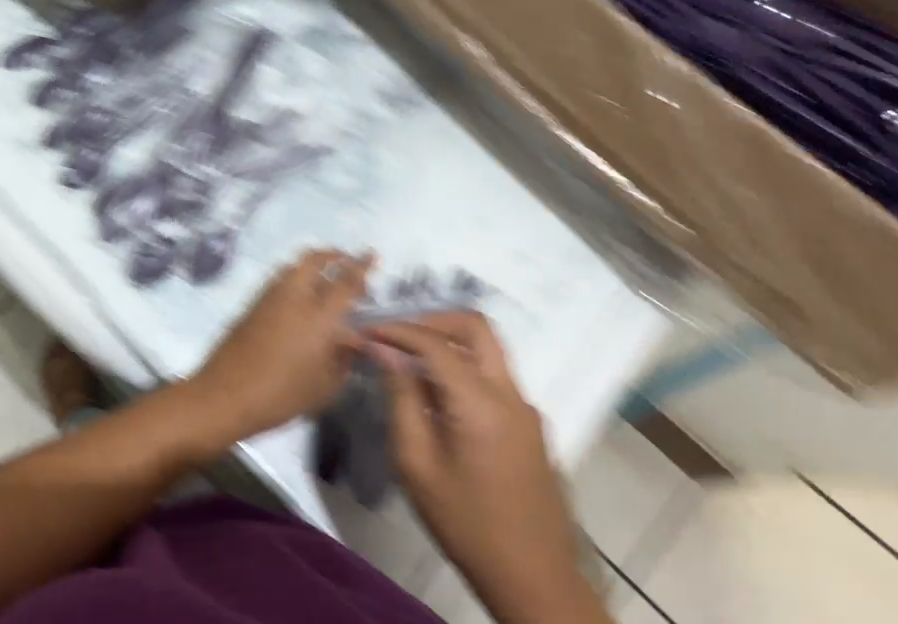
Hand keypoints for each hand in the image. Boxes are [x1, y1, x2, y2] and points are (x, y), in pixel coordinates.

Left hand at [181, 249, 372, 450]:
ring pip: (292, 267)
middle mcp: (293, 298)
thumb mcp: (325, 385)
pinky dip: (293, 278)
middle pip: (313, 260)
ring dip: (311, 266)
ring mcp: (267, 298)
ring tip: (325, 280)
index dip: (361, 267)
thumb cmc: (281, 396)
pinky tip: (300, 299)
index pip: (346, 282)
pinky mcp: (250, 305)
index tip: (371, 255)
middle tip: (346, 263)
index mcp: (318, 317)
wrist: (224, 395)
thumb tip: (355, 340)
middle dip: (332, 255)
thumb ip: (344, 358)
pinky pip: (277, 281)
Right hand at [365, 313, 606, 623]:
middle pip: (475, 327)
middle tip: (393, 336)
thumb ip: (401, 399)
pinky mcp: (529, 426)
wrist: (532, 576)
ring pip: (487, 349)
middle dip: (430, 321)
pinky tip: (433, 397)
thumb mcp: (416, 463)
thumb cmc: (465, 523)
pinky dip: (461, 368)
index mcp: (481, 403)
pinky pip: (492, 377)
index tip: (365, 332)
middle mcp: (510, 395)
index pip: (434, 342)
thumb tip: (385, 352)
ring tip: (405, 362)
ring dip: (446, 343)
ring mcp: (525, 409)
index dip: (395, 330)